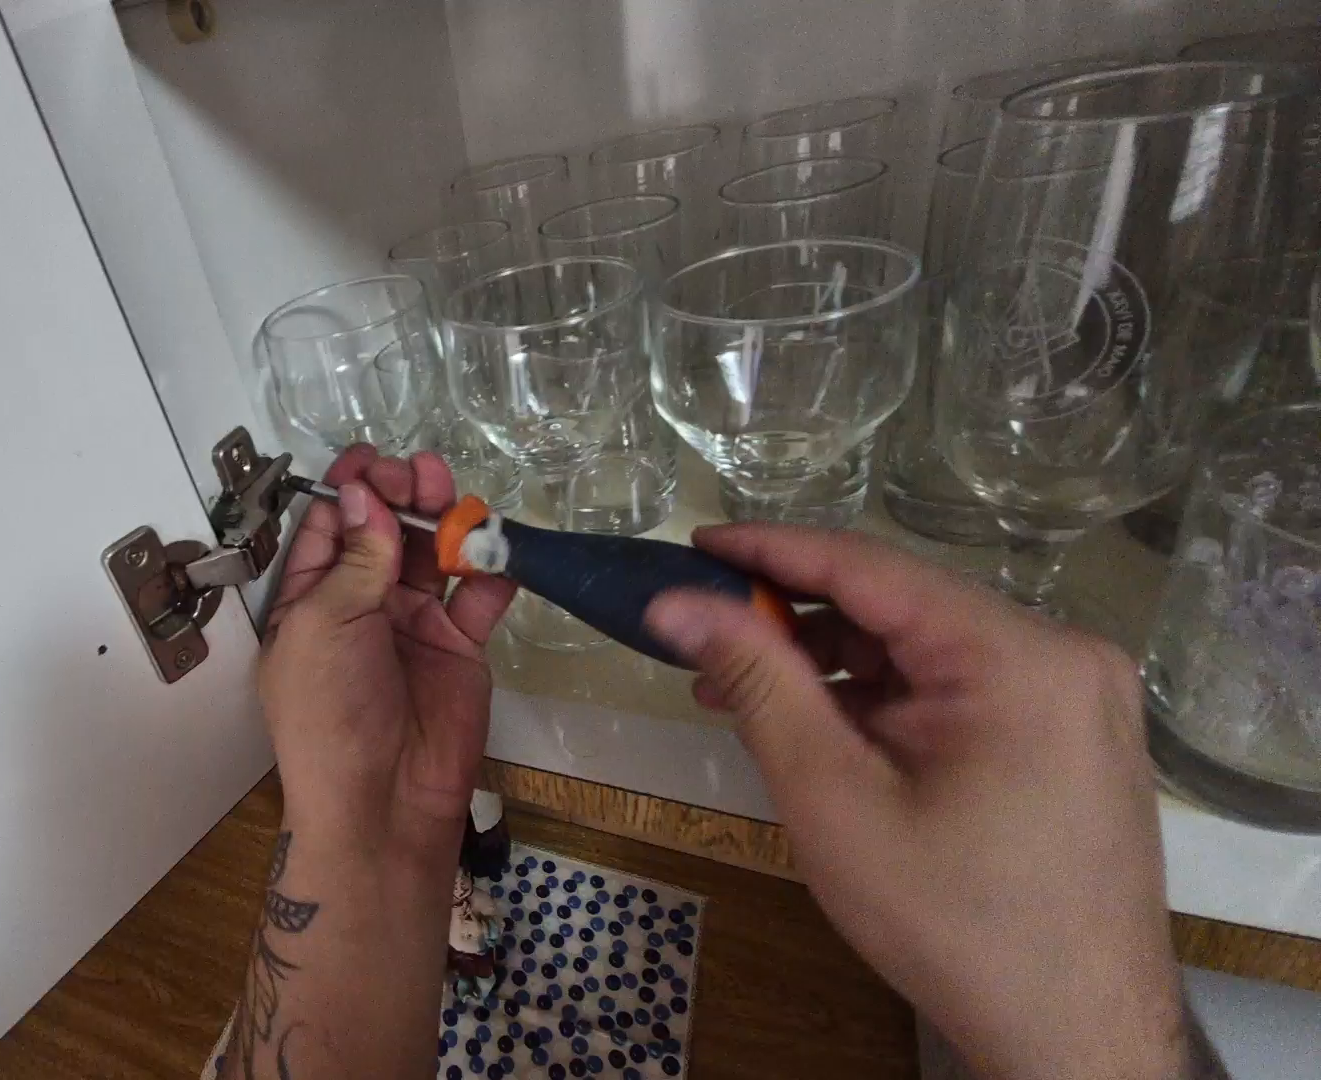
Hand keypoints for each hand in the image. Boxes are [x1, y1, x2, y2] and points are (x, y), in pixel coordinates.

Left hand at [260, 444, 516, 854]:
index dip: (349, 489)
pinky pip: (478, 597)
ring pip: (432, 553)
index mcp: (313, 597)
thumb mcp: (326, 624)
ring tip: (455, 498)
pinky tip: (496, 555)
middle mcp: (362, 601)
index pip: (329, 527)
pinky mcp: (460, 644)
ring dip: (445, 521)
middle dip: (402, 496)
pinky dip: (491, 572)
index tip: (371, 459)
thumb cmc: (331, 709)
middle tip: (420, 477)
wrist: (383, 799)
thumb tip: (361, 494)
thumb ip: (354, 558)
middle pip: (385, 530)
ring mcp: (413, 621)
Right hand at [644, 525, 1183, 1079]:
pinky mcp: (1044, 729)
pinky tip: (794, 717)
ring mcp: (1056, 693)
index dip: (768, 548)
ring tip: (726, 685)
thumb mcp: (827, 788)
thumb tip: (671, 603)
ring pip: (902, 643)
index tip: (693, 543)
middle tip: (699, 626)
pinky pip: (929, 682)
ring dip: (812, 657)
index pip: (866, 568)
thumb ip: (753, 677)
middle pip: (886, 604)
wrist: (1071, 1041)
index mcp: (1015, 658)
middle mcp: (1052, 655)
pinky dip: (855, 692)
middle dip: (784, 614)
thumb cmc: (944, 915)